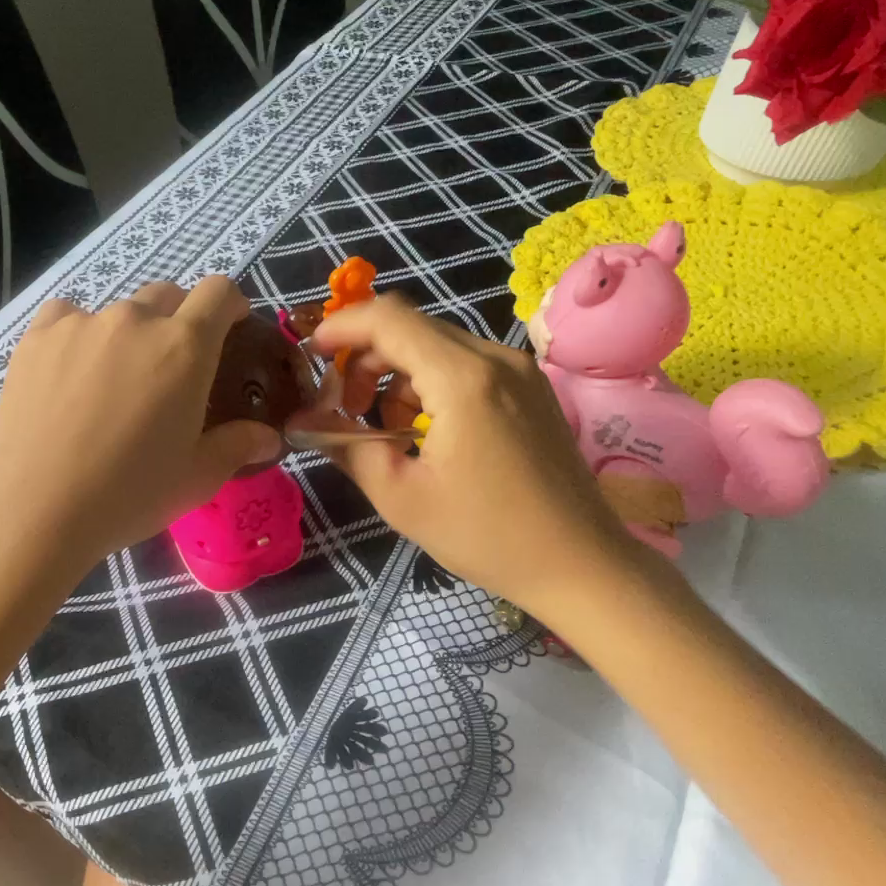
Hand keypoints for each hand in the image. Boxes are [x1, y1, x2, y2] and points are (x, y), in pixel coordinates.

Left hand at [0, 277, 283, 577]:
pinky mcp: (36, 337)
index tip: (230, 328)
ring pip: (117, 309)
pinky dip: (76, 332)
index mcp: (184, 347)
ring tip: (114, 377)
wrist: (36, 507)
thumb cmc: (128, 494)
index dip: (230, 304)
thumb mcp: (195, 477)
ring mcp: (81, 324)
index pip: (219, 292)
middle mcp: (134, 321)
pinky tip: (69, 369)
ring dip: (127, 332)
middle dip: (179, 319)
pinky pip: (65, 316)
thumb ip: (236, 446)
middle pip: (167, 295)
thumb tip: (267, 437)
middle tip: (171, 365)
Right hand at [306, 295, 654, 613]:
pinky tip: (424, 428)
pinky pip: (464, 363)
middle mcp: (495, 358)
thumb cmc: (488, 536)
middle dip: (364, 358)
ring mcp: (519, 370)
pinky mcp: (531, 387)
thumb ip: (345, 446)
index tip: (310, 355)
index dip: (341, 328)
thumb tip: (301, 421)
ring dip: (395, 373)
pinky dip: (429, 381)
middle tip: (344, 408)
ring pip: (435, 344)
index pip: (388, 319)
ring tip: (383, 427)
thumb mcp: (401, 497)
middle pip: (410, 327)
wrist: (583, 566)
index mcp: (463, 379)